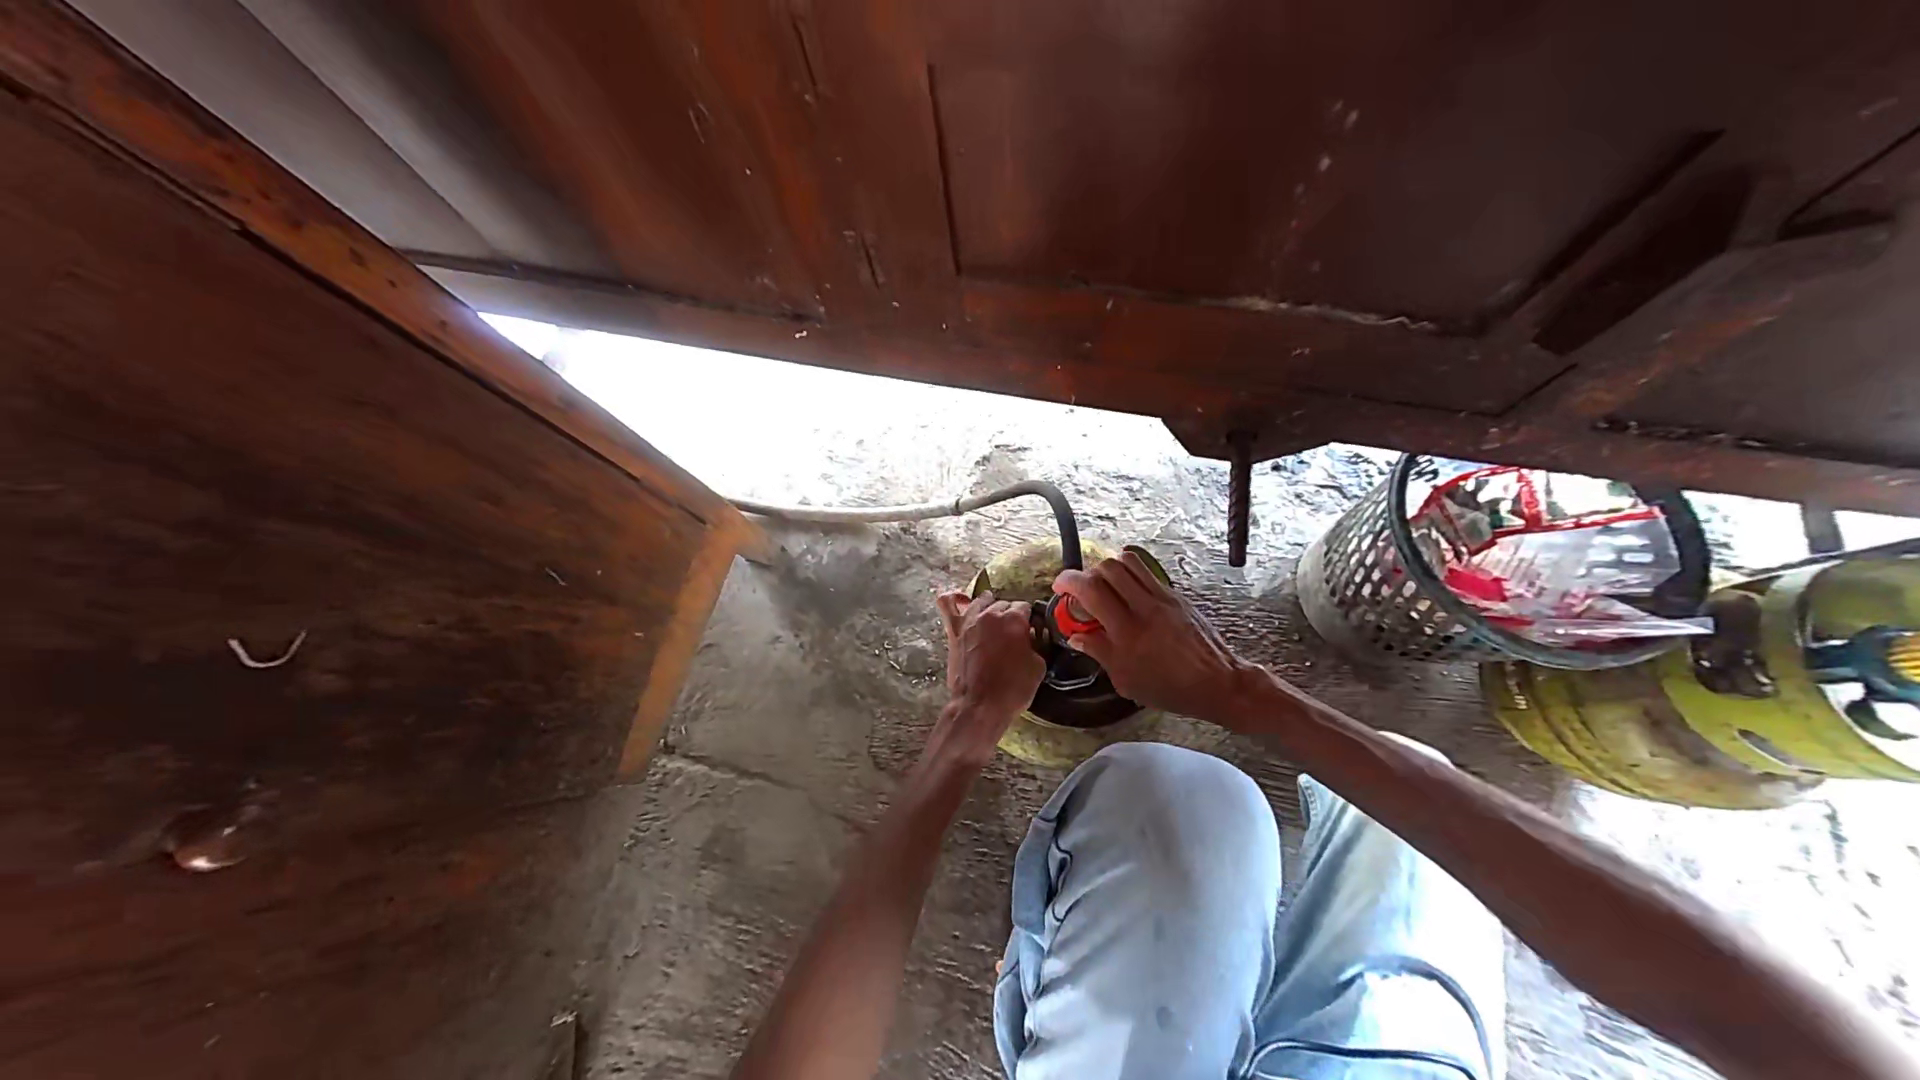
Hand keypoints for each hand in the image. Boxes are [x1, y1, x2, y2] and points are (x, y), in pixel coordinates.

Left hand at [927, 590, 1044, 766]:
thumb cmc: (1012, 688)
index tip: (1031, 631)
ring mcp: (970, 620)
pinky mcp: (954, 631)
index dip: (1030, 619)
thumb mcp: (1038, 666)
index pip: (1025, 607)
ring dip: (990, 607)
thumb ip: (1035, 644)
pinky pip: (948, 605)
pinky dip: (954, 600)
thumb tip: (1030, 638)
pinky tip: (960, 601)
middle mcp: (991, 614)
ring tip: (993, 619)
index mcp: (1014, 618)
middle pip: (1004, 604)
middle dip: (1011, 616)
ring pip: (982, 601)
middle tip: (1014, 634)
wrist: (980, 705)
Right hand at [1051, 550, 1252, 718]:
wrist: (1218, 683)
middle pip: (1108, 567)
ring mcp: (1163, 597)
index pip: (1091, 589)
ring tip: (1104, 587)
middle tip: (1082, 590)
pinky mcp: (1176, 595)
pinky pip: (1146, 573)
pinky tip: (1128, 595)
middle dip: (1087, 573)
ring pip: (1128, 562)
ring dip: (1109, 569)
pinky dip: (1130, 576)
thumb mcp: (1125, 680)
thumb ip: (1099, 652)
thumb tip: (1077, 637)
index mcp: (1127, 631)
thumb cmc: (1169, 688)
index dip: (1069, 581)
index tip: (1060, 587)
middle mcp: (1145, 607)